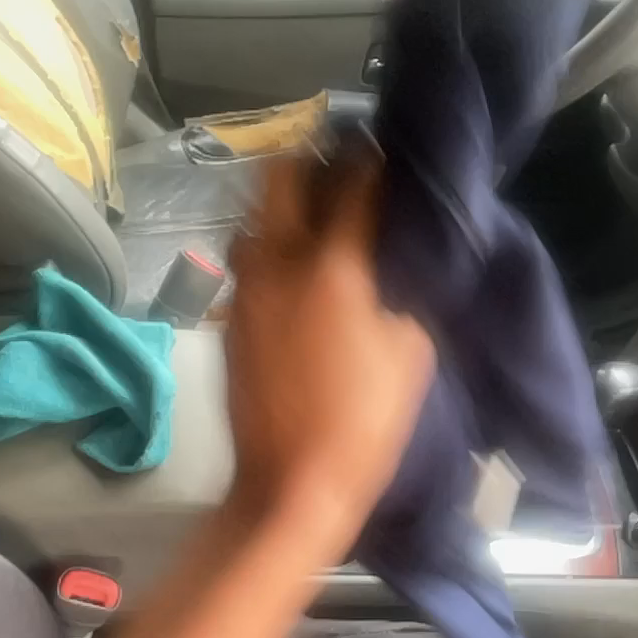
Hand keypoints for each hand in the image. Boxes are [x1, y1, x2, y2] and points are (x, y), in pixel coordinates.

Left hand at [224, 152, 433, 554]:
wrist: (290, 484)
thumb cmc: (362, 425)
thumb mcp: (411, 355)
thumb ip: (400, 297)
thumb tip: (385, 275)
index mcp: (332, 266)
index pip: (351, 182)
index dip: (368, 158)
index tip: (378, 153)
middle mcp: (276, 264)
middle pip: (277, 177)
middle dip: (307, 163)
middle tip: (335, 177)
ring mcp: (243, 293)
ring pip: (250, 222)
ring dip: (278, 211)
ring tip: (309, 229)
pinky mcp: (226, 324)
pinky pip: (244, 268)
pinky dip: (266, 256)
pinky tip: (289, 280)